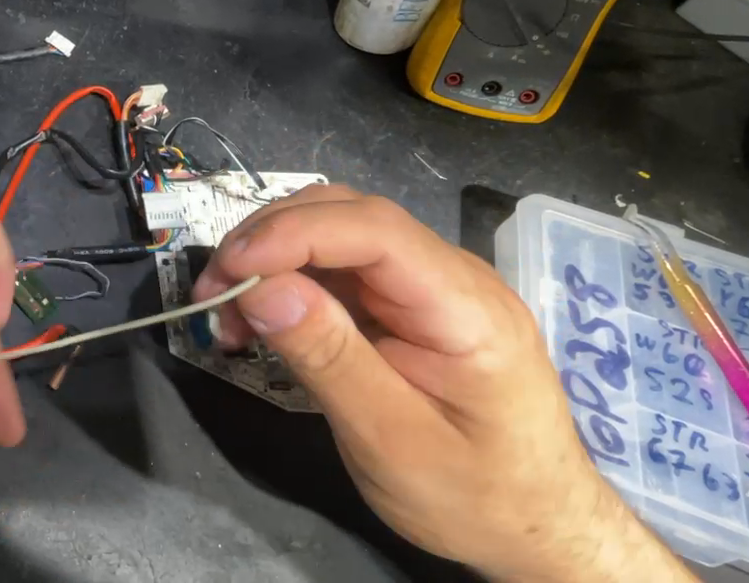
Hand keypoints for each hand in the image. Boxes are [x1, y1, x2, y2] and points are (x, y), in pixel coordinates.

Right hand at [190, 186, 689, 582]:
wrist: (536, 534)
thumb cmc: (474, 498)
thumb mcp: (393, 442)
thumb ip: (330, 358)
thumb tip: (259, 287)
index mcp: (466, 307)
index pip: (374, 230)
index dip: (293, 234)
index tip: (230, 268)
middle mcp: (447, 275)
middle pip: (344, 215)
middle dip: (266, 239)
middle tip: (212, 290)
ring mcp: (422, 283)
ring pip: (328, 231)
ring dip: (265, 257)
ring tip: (224, 309)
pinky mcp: (398, 299)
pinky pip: (330, 265)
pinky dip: (280, 280)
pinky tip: (255, 317)